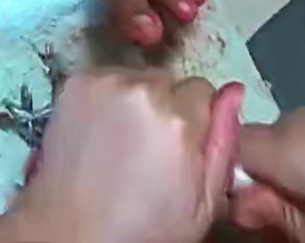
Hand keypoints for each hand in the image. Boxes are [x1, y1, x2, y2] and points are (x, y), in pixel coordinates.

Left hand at [0, 69, 245, 242]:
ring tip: (123, 143)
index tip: (182, 145)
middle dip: (167, 107)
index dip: (196, 120)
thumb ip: (223, 144)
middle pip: (169, 81)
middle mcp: (141, 88)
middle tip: (151, 149)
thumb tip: (234, 92)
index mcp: (178, 119)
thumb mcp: (200, 206)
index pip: (203, 89)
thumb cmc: (139, 231)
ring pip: (138, 77)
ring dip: (137, 100)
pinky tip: (102, 132)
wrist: (71, 233)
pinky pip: (107, 77)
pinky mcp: (77, 80)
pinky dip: (108, 98)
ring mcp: (105, 80)